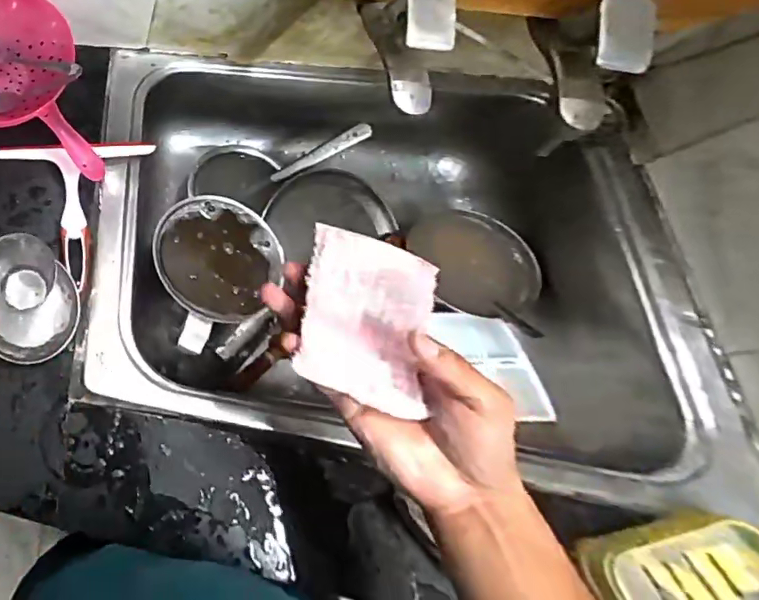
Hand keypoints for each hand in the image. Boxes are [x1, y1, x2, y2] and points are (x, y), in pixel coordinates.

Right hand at [261, 264, 525, 518]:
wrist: (469, 495)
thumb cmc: (484, 442)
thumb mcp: (484, 398)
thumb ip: (451, 366)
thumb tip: (414, 335)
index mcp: (409, 345)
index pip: (375, 306)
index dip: (351, 284)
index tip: (330, 263)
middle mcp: (378, 354)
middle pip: (337, 316)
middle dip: (309, 292)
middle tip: (289, 272)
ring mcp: (358, 376)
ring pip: (319, 338)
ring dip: (295, 316)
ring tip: (274, 296)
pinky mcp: (346, 400)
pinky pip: (319, 373)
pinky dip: (301, 355)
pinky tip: (289, 340)